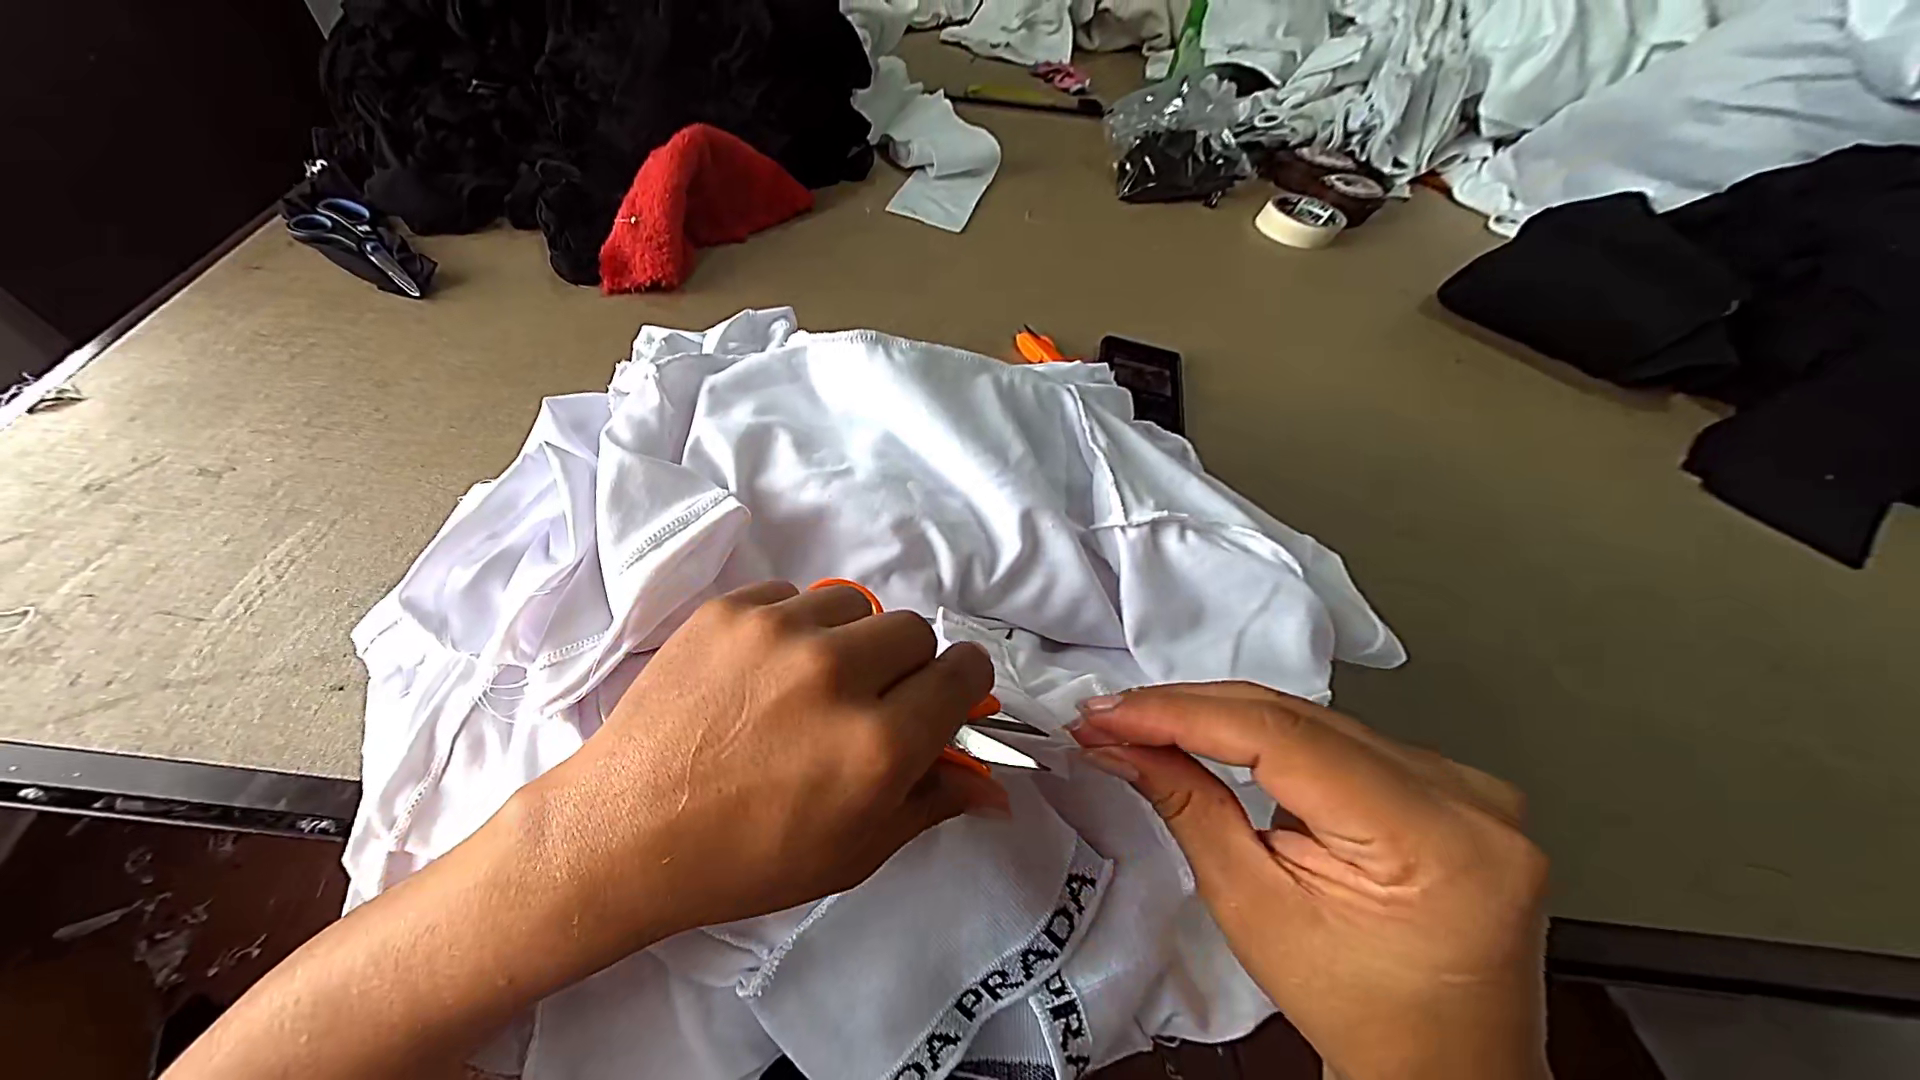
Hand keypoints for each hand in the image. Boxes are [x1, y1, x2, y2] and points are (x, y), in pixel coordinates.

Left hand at [162, 581, 1002, 1079]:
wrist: (604, 839)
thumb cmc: (738, 864)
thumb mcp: (851, 851)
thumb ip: (928, 799)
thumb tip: (992, 773)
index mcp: (876, 746)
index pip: (964, 675)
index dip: (964, 686)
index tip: (950, 699)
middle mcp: (837, 677)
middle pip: (919, 630)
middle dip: (911, 663)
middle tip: (874, 699)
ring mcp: (779, 634)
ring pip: (863, 602)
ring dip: (854, 638)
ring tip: (814, 680)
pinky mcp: (729, 611)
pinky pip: (802, 596)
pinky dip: (801, 625)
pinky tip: (765, 666)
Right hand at [1070, 683, 1548, 1079]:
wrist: (1443, 1064)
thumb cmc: (1358, 1013)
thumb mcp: (1253, 910)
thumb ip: (1188, 808)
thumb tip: (1122, 746)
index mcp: (1434, 840)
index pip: (1281, 737)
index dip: (1183, 714)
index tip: (1111, 713)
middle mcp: (1462, 793)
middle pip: (1291, 715)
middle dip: (1187, 709)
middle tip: (1111, 714)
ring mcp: (1458, 779)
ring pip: (1302, 714)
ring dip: (1213, 714)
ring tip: (1142, 720)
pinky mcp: (1436, 777)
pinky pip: (1324, 730)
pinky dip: (1253, 727)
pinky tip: (1204, 729)